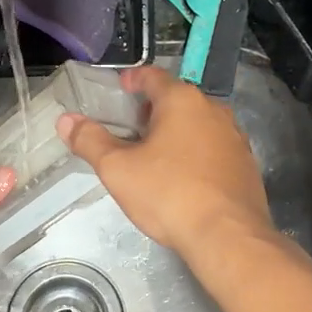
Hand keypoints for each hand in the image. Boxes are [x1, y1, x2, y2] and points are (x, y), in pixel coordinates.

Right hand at [57, 66, 274, 258]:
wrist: (228, 236)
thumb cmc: (169, 194)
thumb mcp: (118, 169)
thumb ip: (90, 141)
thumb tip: (66, 121)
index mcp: (182, 100)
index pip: (153, 76)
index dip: (133, 79)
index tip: (121, 87)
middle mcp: (213, 109)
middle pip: (177, 98)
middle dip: (153, 108)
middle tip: (130, 126)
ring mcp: (234, 136)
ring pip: (198, 123)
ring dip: (176, 130)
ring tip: (154, 153)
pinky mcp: (246, 163)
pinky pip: (213, 147)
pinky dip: (195, 151)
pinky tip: (182, 176)